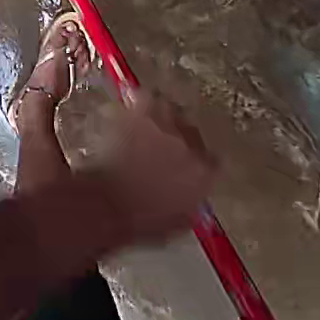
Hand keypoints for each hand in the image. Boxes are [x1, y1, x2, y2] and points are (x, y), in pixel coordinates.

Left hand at [92, 90, 216, 242]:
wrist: (107, 203)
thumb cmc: (138, 220)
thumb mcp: (176, 223)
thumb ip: (190, 204)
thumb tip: (190, 198)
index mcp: (203, 175)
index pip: (212, 161)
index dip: (198, 161)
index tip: (187, 162)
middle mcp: (190, 146)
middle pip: (192, 132)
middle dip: (180, 136)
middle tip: (162, 143)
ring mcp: (166, 126)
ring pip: (172, 110)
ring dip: (163, 115)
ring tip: (149, 122)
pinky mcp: (142, 111)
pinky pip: (147, 97)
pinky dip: (141, 100)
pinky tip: (134, 106)